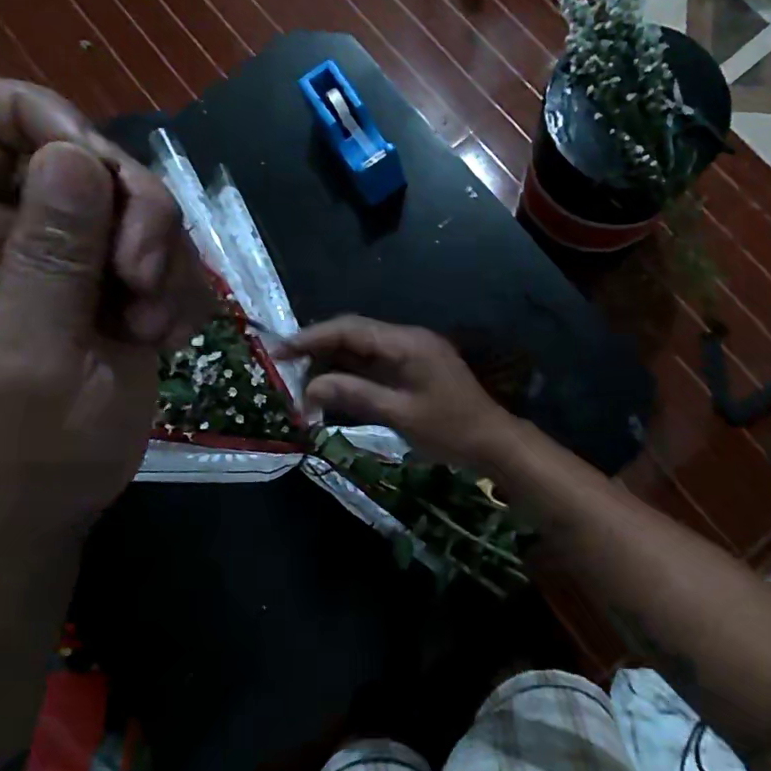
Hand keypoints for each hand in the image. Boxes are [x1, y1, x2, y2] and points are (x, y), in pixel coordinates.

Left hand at [0, 78, 208, 541]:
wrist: (48, 508)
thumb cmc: (16, 448)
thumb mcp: (30, 351)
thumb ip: (50, 253)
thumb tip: (74, 155)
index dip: (38, 116)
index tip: (101, 172)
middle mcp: (9, 231)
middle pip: (85, 158)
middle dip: (138, 213)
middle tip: (143, 280)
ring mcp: (71, 262)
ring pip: (144, 210)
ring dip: (169, 263)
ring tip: (157, 328)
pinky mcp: (120, 292)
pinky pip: (173, 258)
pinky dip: (185, 293)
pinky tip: (169, 338)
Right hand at [283, 316, 521, 467]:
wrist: (493, 441)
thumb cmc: (449, 429)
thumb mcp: (399, 414)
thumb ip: (355, 396)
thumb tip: (311, 387)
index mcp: (408, 343)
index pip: (351, 329)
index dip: (311, 337)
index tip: (277, 352)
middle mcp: (410, 340)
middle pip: (356, 335)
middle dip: (319, 351)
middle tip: (284, 372)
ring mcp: (415, 354)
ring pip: (365, 350)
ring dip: (335, 364)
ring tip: (301, 384)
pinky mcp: (417, 370)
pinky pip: (379, 364)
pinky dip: (355, 375)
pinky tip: (333, 390)